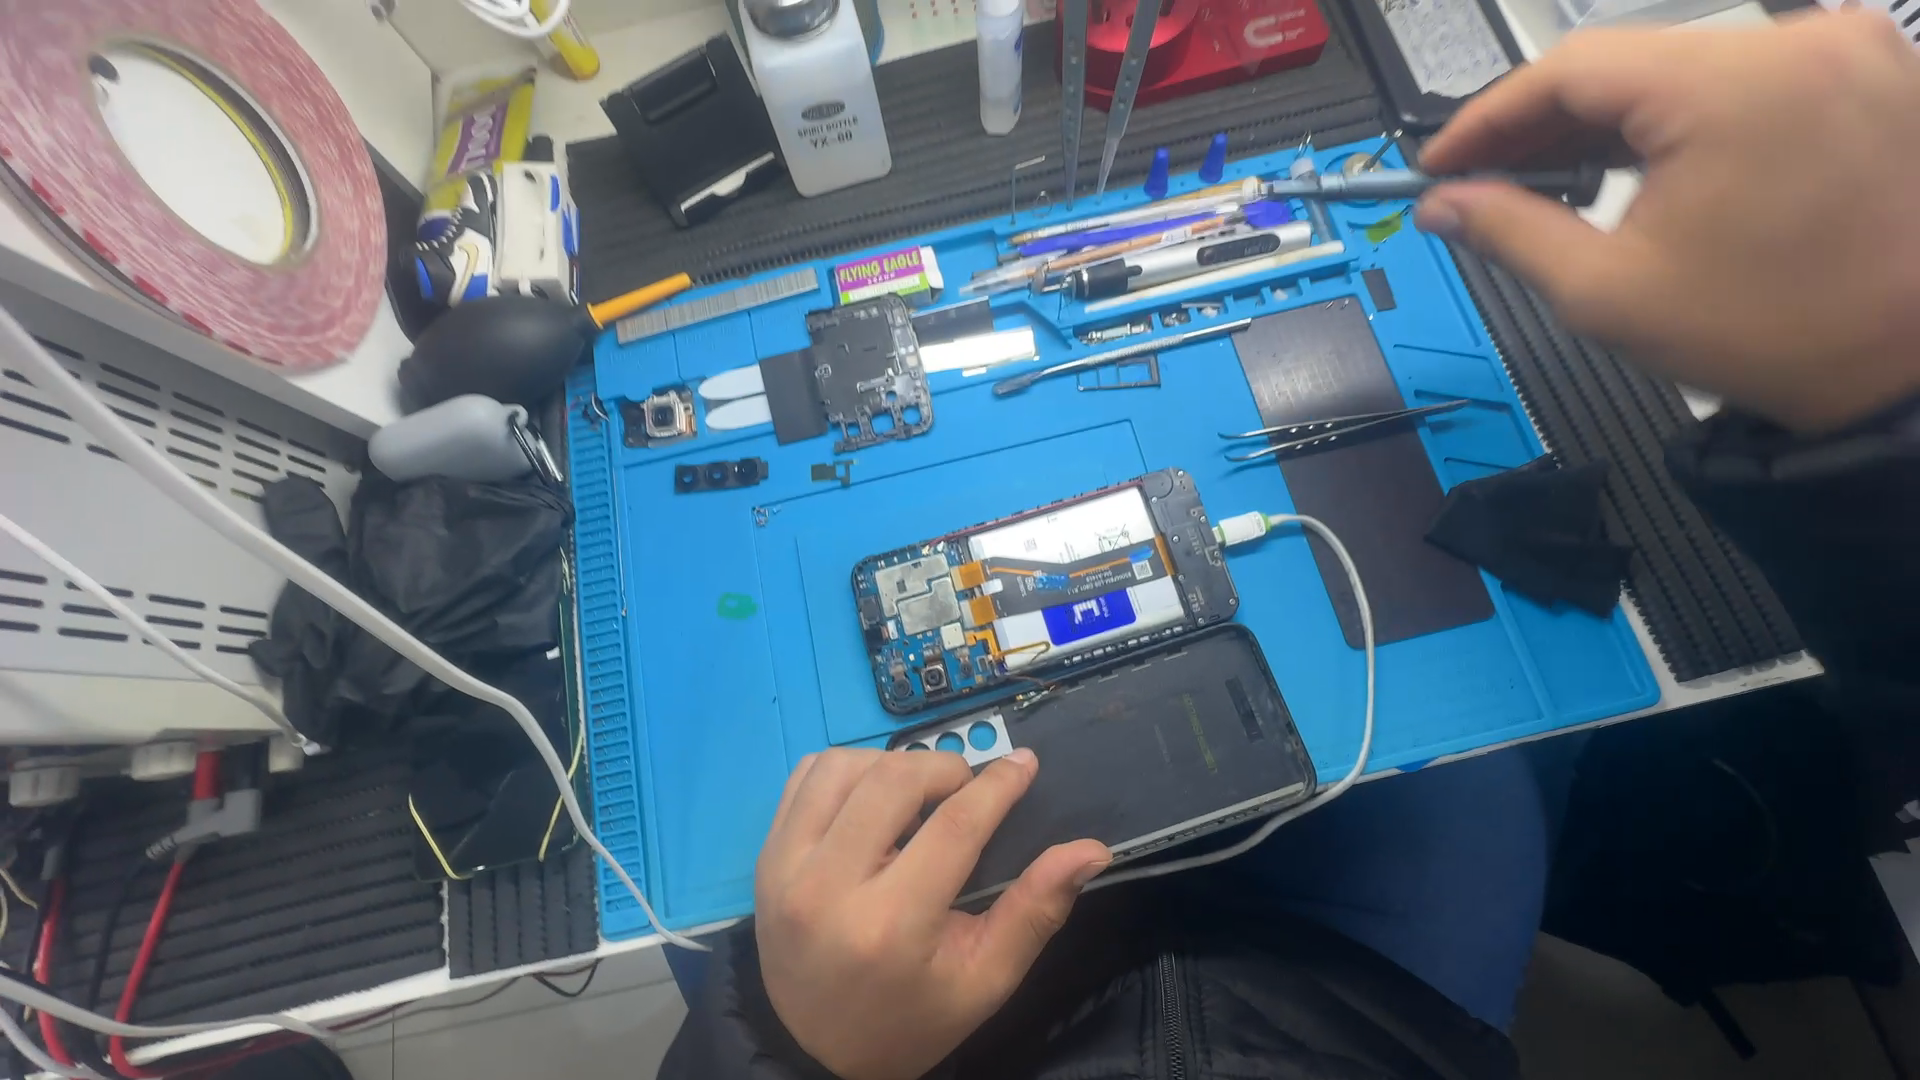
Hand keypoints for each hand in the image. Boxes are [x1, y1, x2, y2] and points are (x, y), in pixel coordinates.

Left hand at [754, 748, 1110, 1079]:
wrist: (809, 1049)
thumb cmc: (908, 1018)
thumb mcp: (983, 980)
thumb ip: (1036, 910)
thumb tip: (1091, 849)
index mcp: (890, 926)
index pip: (953, 827)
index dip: (997, 786)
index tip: (1024, 764)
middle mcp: (828, 884)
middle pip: (896, 780)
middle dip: (946, 769)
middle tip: (968, 791)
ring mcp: (786, 864)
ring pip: (847, 764)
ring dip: (895, 764)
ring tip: (919, 795)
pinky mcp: (765, 852)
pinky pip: (809, 774)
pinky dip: (849, 768)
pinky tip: (871, 797)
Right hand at [1416, 11, 1919, 432]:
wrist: (1906, 354)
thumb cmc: (1762, 326)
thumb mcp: (1599, 287)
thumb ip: (1506, 231)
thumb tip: (1440, 205)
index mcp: (1730, 88)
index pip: (1568, 69)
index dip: (1484, 117)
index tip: (1436, 162)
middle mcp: (1794, 44)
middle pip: (1616, 64)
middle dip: (1527, 125)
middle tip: (1468, 181)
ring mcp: (1836, 54)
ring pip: (1663, 73)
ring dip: (1583, 127)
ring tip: (1527, 185)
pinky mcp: (1853, 76)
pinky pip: (1718, 85)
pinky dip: (1648, 125)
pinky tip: (1605, 171)